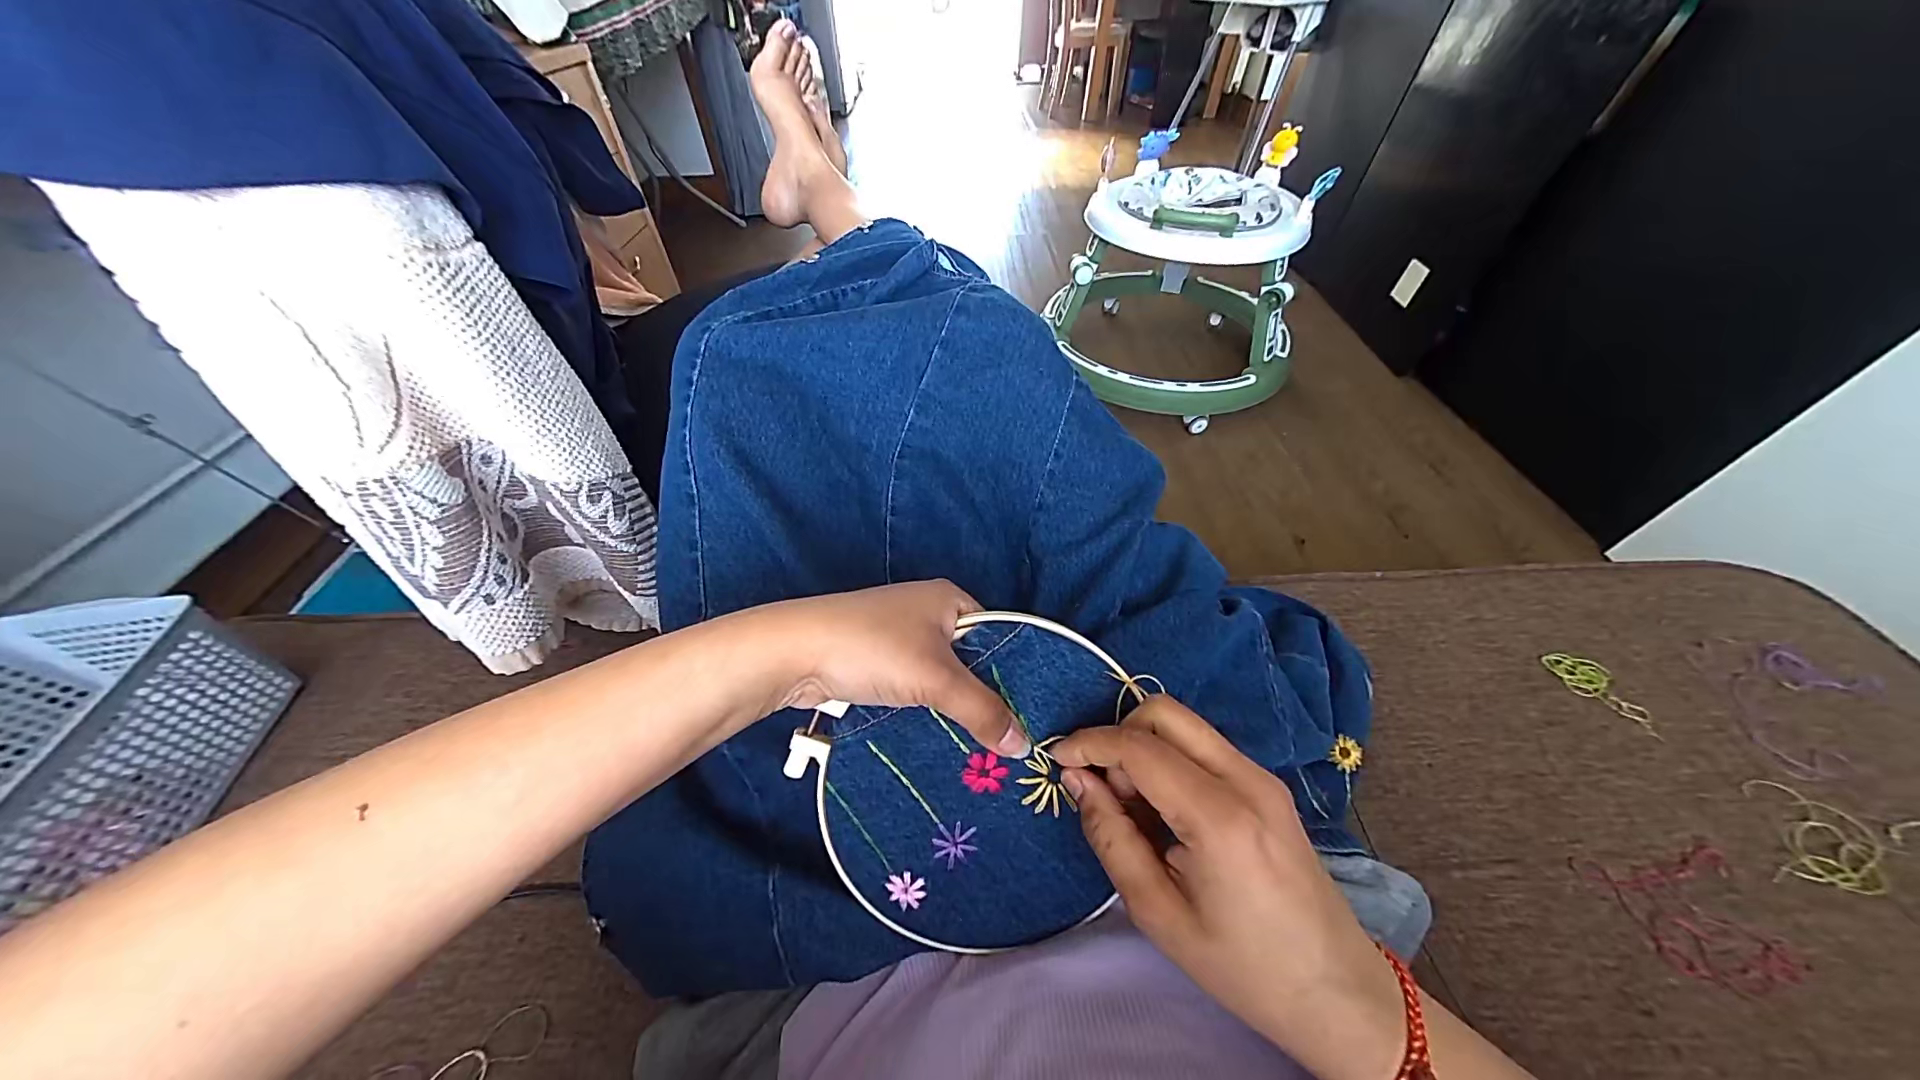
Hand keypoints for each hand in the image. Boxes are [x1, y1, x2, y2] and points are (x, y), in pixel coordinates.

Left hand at [737, 580, 1027, 757]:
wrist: (793, 652)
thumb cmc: (872, 649)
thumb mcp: (936, 679)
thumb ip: (982, 710)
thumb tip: (1022, 744)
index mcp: (951, 599)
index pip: (1001, 638)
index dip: (1017, 676)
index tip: (1032, 717)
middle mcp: (929, 612)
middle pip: (972, 660)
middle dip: (986, 698)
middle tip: (1010, 741)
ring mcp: (901, 636)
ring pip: (943, 677)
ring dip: (956, 707)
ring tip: (982, 748)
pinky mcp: (879, 660)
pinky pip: (918, 686)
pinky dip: (930, 708)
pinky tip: (943, 737)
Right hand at [1053, 698, 1403, 1079]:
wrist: (1338, 992)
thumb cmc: (1242, 966)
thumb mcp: (1157, 912)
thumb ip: (1110, 836)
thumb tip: (1078, 780)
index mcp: (1220, 816)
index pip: (1139, 747)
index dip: (1089, 744)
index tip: (1058, 760)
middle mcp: (1246, 779)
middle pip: (1164, 712)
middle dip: (1118, 734)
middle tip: (1104, 788)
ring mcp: (1263, 777)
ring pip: (1184, 725)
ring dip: (1144, 746)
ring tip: (1135, 808)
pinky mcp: (1268, 785)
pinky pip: (1203, 746)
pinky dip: (1169, 759)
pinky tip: (1166, 811)